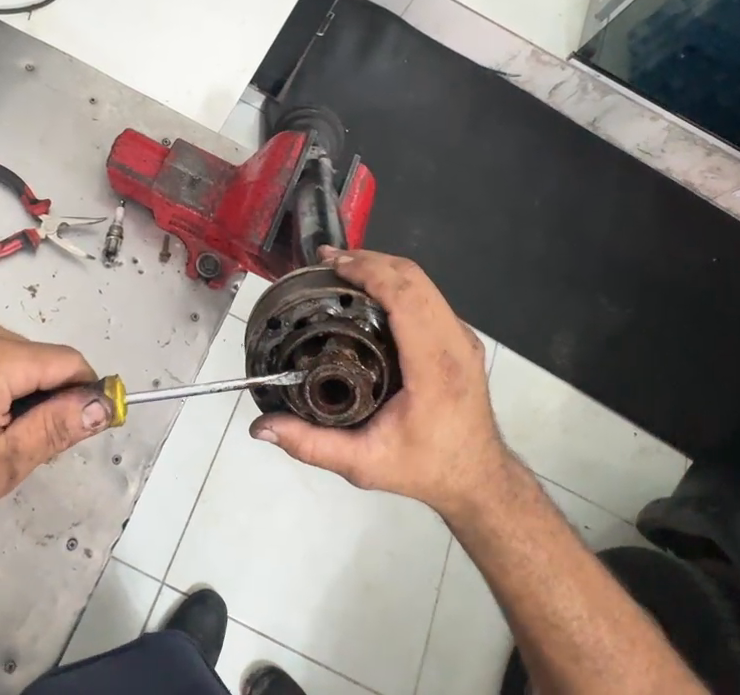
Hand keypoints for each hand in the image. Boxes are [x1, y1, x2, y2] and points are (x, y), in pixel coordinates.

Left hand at [0, 313, 112, 519]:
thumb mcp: (0, 462)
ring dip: (19, 396)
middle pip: (43, 361)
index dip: (84, 396)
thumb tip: (102, 405)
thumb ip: (57, 429)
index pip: (70, 362)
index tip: (72, 435)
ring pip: (18, 361)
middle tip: (17, 449)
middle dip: (46, 401)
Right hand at [250, 248, 517, 518]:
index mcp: (434, 366)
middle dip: (369, 261)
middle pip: (414, 278)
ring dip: (383, 267)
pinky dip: (397, 281)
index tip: (332, 266)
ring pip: (424, 281)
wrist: (477, 478)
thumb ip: (312, 445)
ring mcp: (462, 336)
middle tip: (325, 262)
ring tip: (340, 268)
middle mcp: (454, 342)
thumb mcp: (364, 464)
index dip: (369, 272)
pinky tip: (368, 288)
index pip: (407, 297)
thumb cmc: (424, 468)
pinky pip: (429, 294)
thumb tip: (262, 427)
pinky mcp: (461, 337)